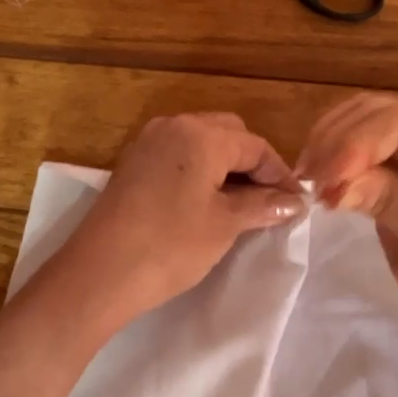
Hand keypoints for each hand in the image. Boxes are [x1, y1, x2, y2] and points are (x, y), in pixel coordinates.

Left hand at [48, 113, 307, 323]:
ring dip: (225, 166)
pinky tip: (207, 201)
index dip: (280, 174)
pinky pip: (178, 154)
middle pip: (228, 134)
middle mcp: (173, 126)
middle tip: (269, 201)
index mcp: (200, 134)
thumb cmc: (171, 245)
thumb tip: (293, 200)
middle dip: (253, 163)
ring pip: (201, 142)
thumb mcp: (224, 224)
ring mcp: (148, 142)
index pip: (255, 146)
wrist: (101, 270)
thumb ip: (262, 205)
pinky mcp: (133, 162)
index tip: (296, 204)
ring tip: (242, 204)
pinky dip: (199, 170)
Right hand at [295, 94, 397, 355]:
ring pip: (363, 129)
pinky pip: (362, 157)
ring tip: (309, 183)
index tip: (321, 180)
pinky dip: (336, 165)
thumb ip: (387, 200)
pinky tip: (322, 187)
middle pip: (378, 115)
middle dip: (337, 141)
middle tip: (305, 179)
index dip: (355, 143)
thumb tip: (327, 183)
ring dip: (330, 149)